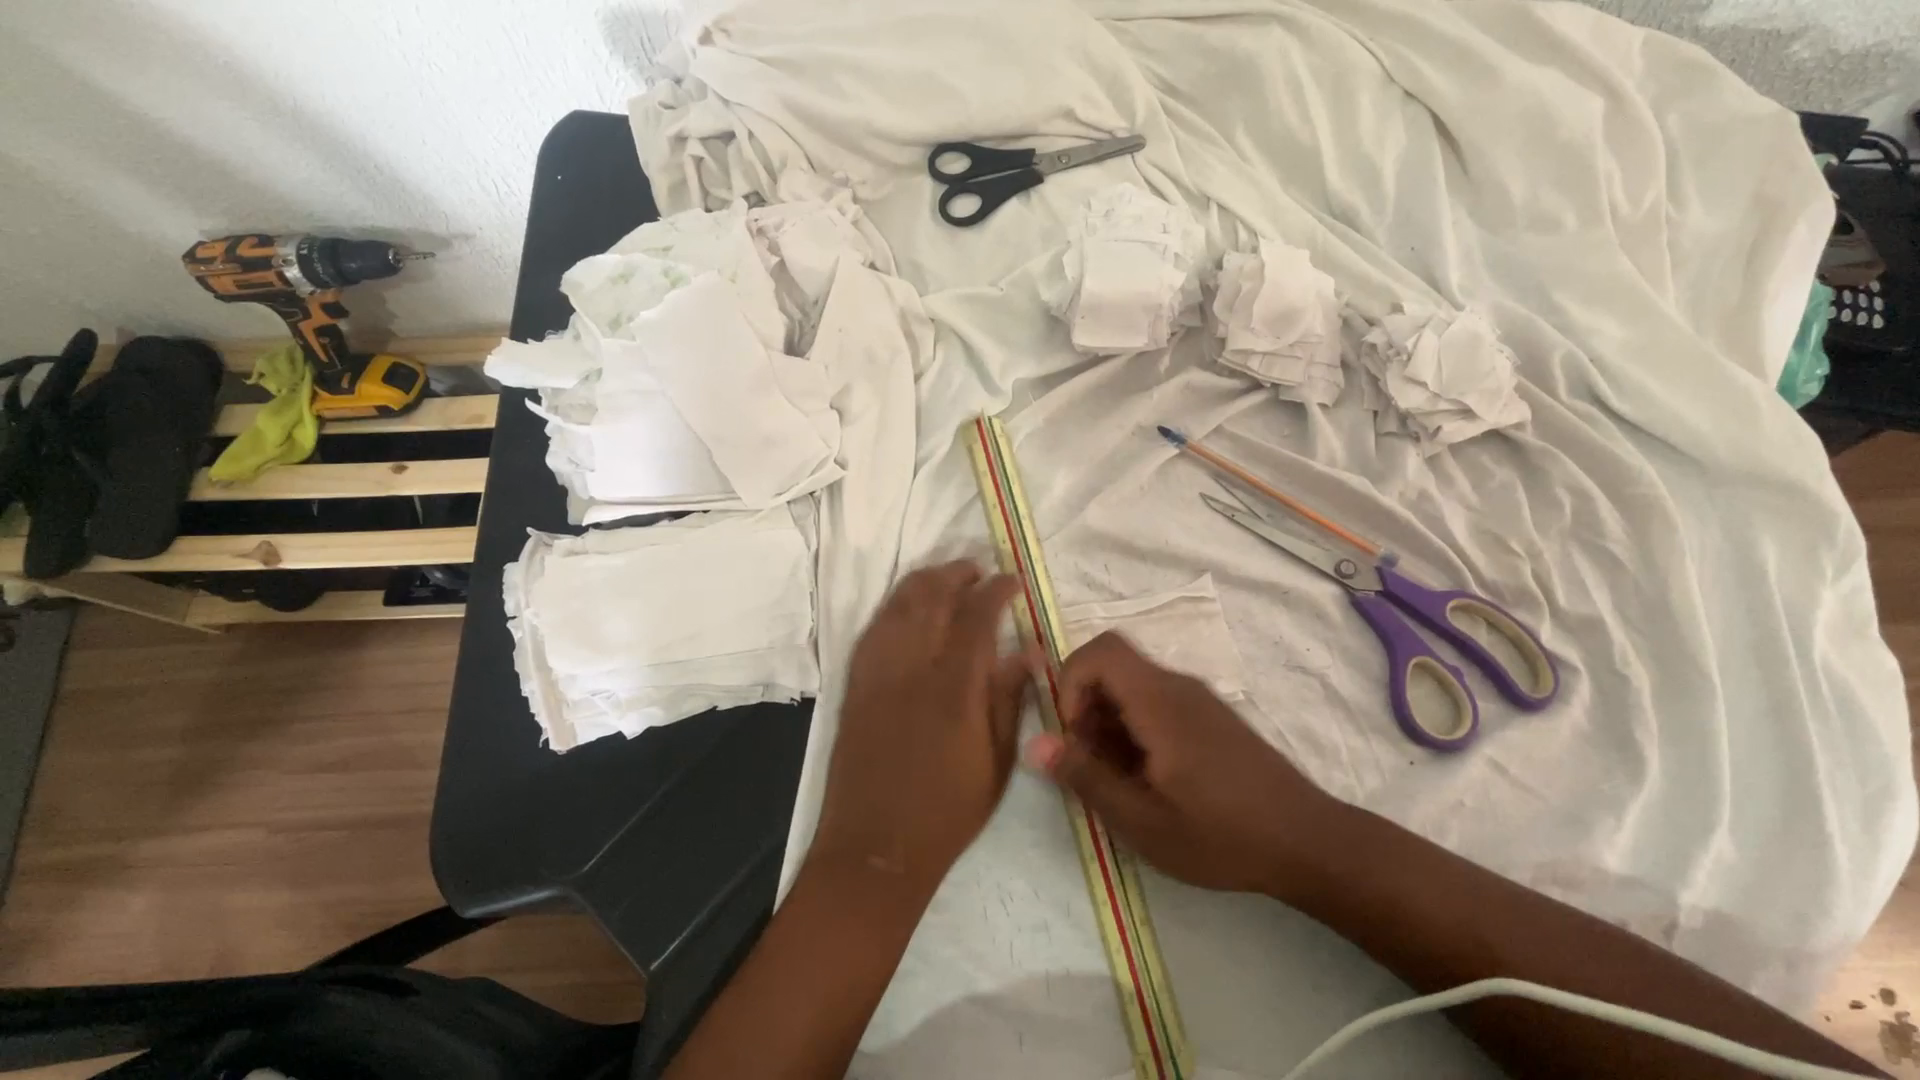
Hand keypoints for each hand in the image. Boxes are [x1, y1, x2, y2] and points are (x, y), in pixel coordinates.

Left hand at [811, 560, 1035, 897]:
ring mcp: (875, 675)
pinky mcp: (853, 687)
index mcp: (954, 689)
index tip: (1012, 581)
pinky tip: (905, 609)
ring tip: (944, 578)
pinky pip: (872, 631)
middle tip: (977, 570)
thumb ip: (1009, 700)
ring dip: (922, 583)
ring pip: (897, 608)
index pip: (976, 617)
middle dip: (955, 574)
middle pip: (931, 599)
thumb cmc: (947, 813)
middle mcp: (911, 670)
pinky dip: (892, 609)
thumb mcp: (997, 763)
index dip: (996, 591)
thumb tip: (1027, 651)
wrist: (876, 848)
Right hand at [1026, 632, 1338, 894]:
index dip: (1069, 681)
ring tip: (1119, 782)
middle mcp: (1179, 688)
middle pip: (1113, 667)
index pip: (1099, 650)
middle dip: (1085, 708)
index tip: (1073, 735)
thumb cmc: (1221, 835)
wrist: (1308, 842)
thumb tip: (1035, 743)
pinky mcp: (1211, 719)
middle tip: (1090, 765)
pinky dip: (1135, 731)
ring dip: (1109, 724)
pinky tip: (1149, 781)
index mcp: (1160, 702)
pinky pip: (1157, 705)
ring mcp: (1199, 701)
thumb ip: (1085, 777)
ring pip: (1133, 688)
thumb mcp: (1142, 820)